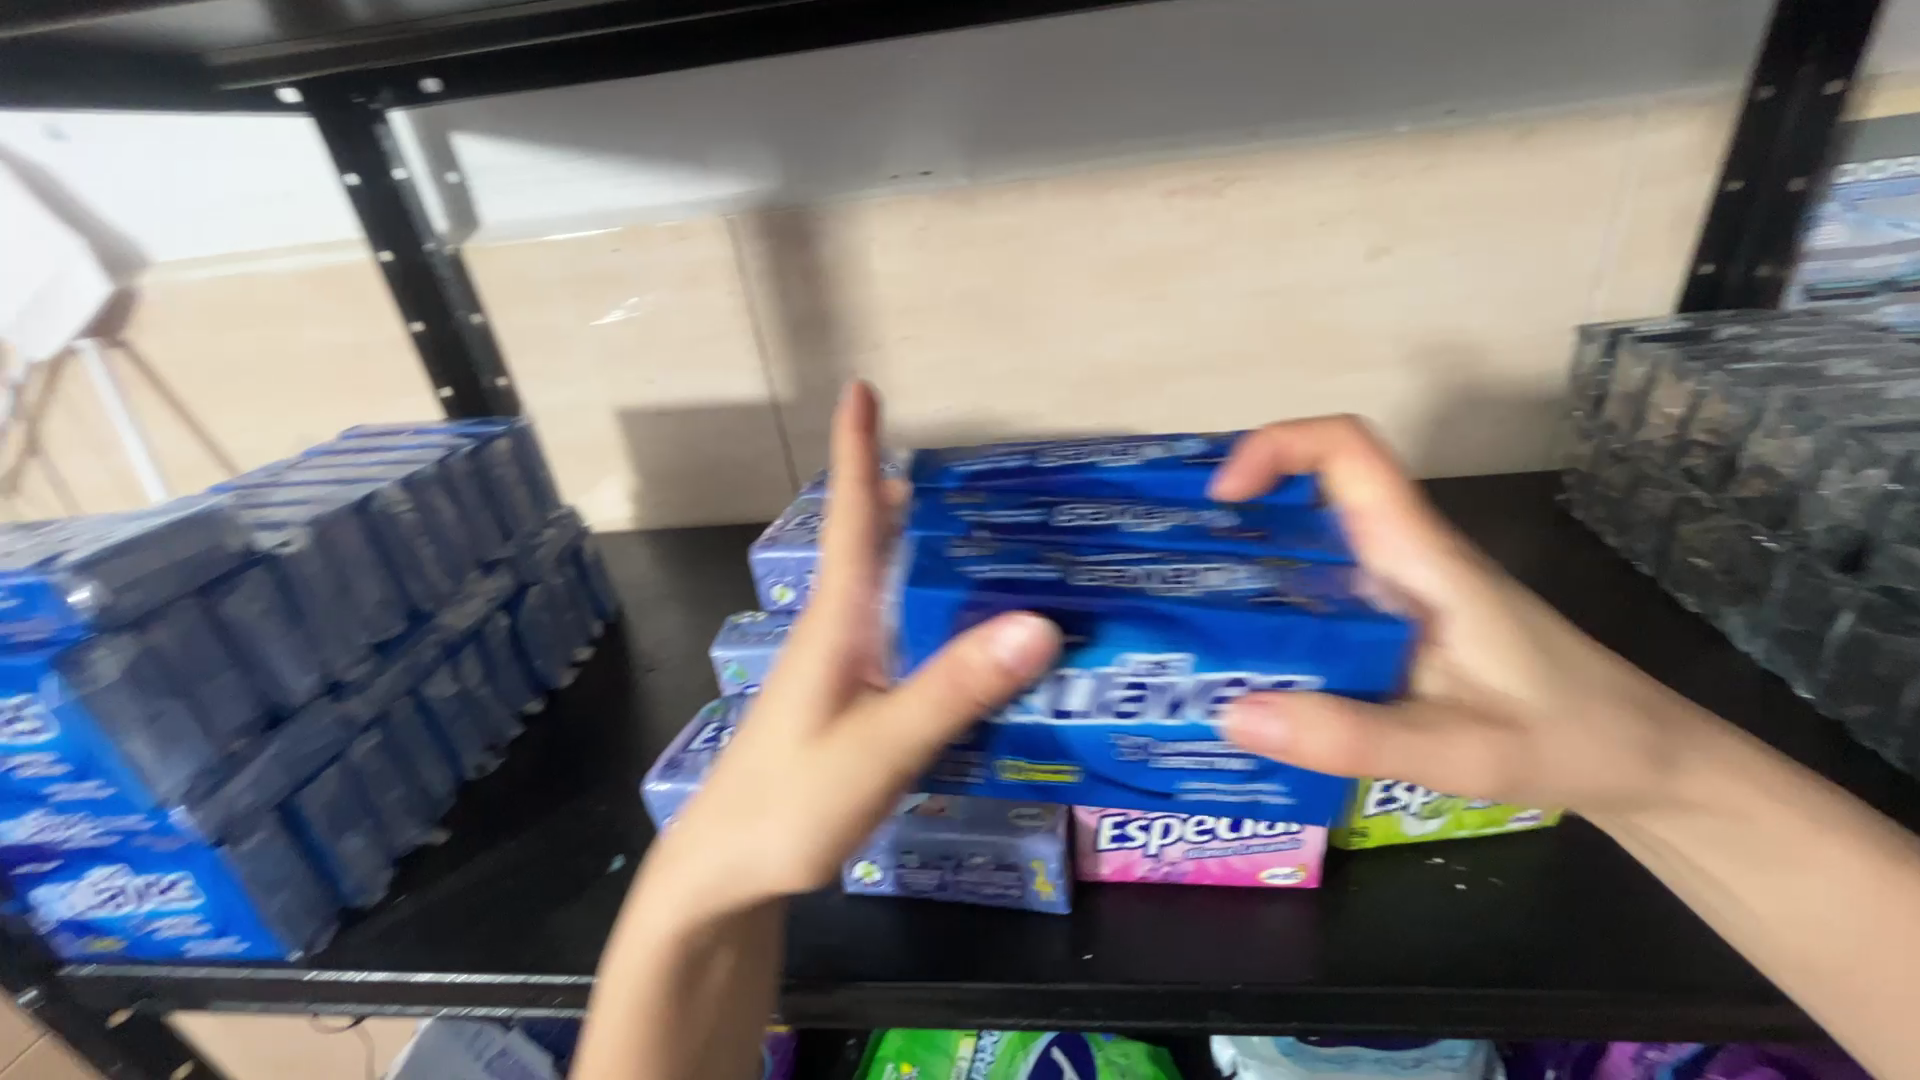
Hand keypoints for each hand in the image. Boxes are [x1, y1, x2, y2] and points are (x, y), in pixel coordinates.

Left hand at [649, 382, 1061, 913]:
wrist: (726, 868)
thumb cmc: (790, 804)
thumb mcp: (880, 749)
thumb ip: (955, 689)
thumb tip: (1037, 622)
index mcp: (837, 622)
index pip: (852, 518)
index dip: (857, 451)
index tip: (861, 387)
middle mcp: (837, 630)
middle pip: (871, 543)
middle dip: (905, 494)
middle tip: (972, 473)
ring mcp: (839, 666)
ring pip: (884, 587)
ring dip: (920, 550)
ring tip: (985, 536)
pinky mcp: (847, 698)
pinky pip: (895, 631)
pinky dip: (929, 608)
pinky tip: (965, 629)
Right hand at [1210, 416, 1726, 817]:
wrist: (1649, 763)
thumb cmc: (1573, 739)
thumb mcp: (1461, 753)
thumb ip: (1352, 736)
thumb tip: (1229, 712)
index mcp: (1418, 554)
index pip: (1346, 450)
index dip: (1274, 447)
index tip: (1219, 500)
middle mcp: (1399, 557)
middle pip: (1307, 492)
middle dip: (1232, 514)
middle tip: (1165, 567)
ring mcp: (1395, 591)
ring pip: (1306, 548)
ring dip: (1242, 567)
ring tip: (1179, 617)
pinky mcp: (1392, 624)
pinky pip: (1315, 597)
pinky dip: (1268, 613)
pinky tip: (1239, 665)